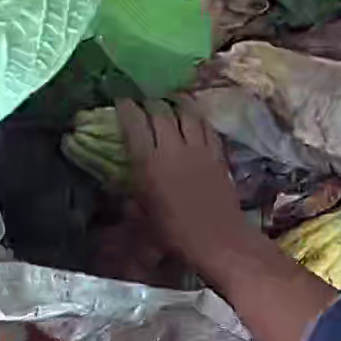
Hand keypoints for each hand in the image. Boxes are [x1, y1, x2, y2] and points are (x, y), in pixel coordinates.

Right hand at [115, 98, 339, 340]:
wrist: (218, 240)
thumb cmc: (175, 236)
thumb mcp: (144, 220)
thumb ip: (133, 200)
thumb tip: (126, 191)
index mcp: (149, 163)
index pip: (135, 124)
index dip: (127, 108)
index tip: (122, 100)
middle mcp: (173, 148)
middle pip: (160, 112)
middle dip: (150, 104)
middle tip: (144, 103)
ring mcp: (199, 149)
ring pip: (186, 114)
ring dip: (175, 107)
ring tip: (169, 106)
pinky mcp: (218, 155)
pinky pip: (206, 128)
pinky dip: (197, 120)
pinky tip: (194, 121)